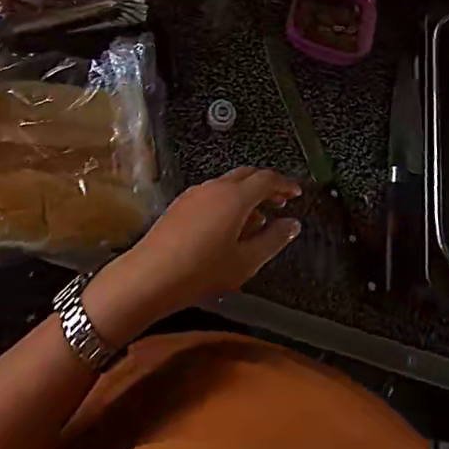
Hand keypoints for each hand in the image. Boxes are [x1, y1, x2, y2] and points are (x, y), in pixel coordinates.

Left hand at [84, 167, 300, 344]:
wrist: (152, 274)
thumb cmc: (201, 270)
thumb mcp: (247, 260)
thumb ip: (273, 239)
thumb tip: (291, 225)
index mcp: (234, 197)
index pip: (266, 178)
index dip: (284, 184)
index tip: (295, 192)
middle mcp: (213, 188)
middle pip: (245, 175)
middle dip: (266, 184)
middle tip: (281, 199)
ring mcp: (193, 194)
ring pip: (226, 184)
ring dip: (245, 193)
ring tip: (259, 217)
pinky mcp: (180, 204)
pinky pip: (210, 194)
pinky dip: (227, 201)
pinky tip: (230, 225)